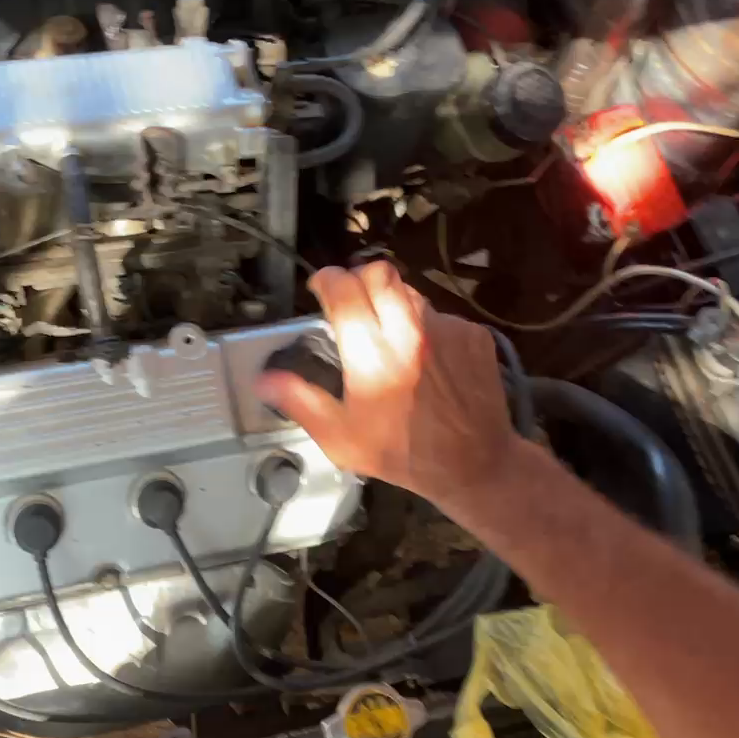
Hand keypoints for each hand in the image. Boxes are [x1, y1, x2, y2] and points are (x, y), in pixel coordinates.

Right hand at [256, 261, 522, 510]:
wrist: (474, 464)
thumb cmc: (400, 453)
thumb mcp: (340, 438)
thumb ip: (300, 402)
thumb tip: (264, 380)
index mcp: (371, 356)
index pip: (343, 290)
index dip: (326, 280)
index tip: (321, 287)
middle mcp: (409, 332)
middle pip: (379, 273)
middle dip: (359, 279)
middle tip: (352, 302)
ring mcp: (446, 330)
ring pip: (411, 291)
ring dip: (392, 303)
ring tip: (388, 334)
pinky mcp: (473, 334)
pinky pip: (441, 315)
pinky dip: (425, 327)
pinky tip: (424, 358)